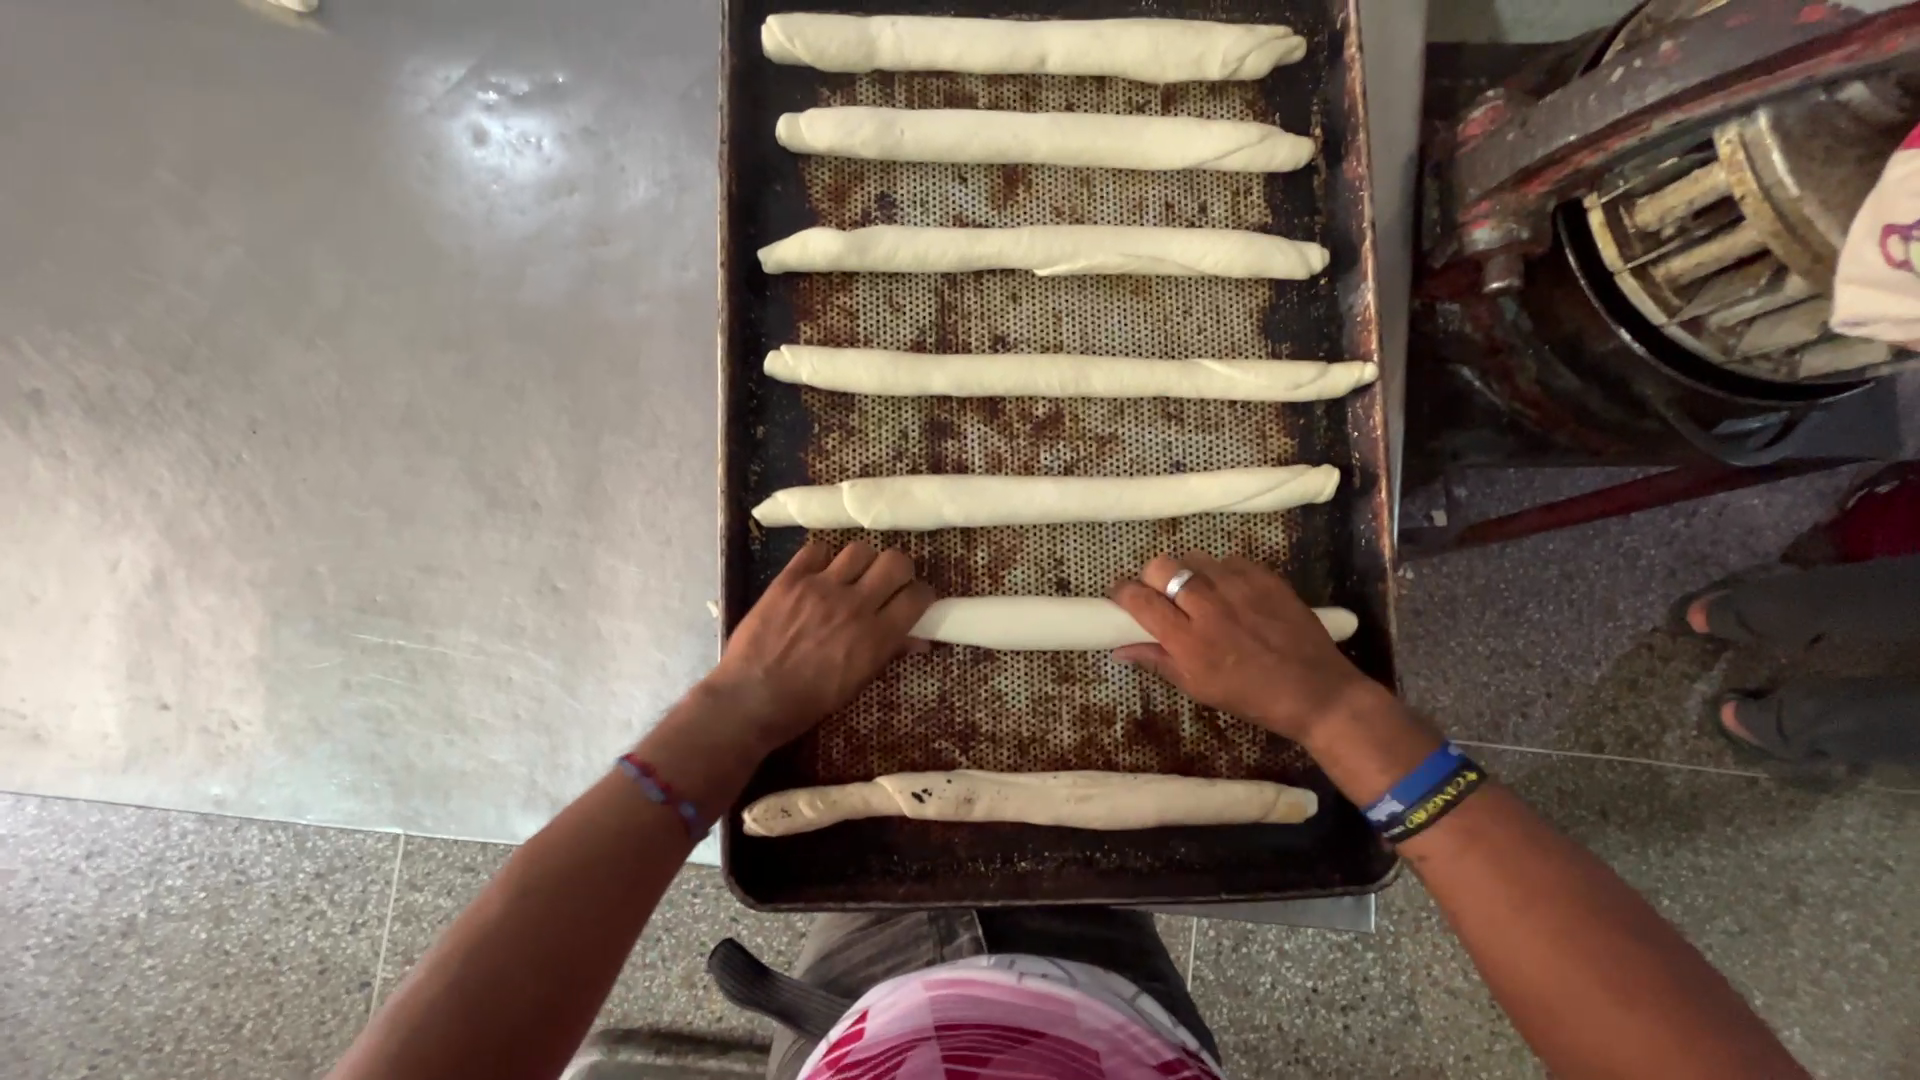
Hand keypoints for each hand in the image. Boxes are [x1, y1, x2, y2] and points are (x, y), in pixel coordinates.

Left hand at [705, 540, 934, 750]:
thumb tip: (920, 640)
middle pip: (895, 561)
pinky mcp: (790, 579)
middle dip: (898, 570)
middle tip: (887, 582)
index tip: (913, 599)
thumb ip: (889, 653)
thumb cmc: (808, 702)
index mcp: (876, 637)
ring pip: (859, 550)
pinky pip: (817, 550)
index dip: (921, 594)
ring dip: (861, 562)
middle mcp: (854, 606)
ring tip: (851, 576)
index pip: (917, 596)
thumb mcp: (857, 683)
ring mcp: (821, 588)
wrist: (751, 699)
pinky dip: (822, 559)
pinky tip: (818, 574)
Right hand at [1110, 551, 1388, 743]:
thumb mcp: (1197, 688)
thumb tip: (1119, 649)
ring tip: (1196, 592)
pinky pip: (1228, 560)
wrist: (1316, 692)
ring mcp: (1239, 588)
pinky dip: (1220, 573)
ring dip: (1187, 572)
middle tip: (1159, 593)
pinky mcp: (1265, 577)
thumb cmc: (1251, 697)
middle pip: (1161, 567)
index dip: (1122, 593)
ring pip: (1193, 558)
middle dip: (1152, 576)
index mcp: (1188, 641)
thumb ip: (1157, 661)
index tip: (1120, 596)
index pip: (1140, 600)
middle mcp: (1209, 607)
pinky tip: (1229, 593)